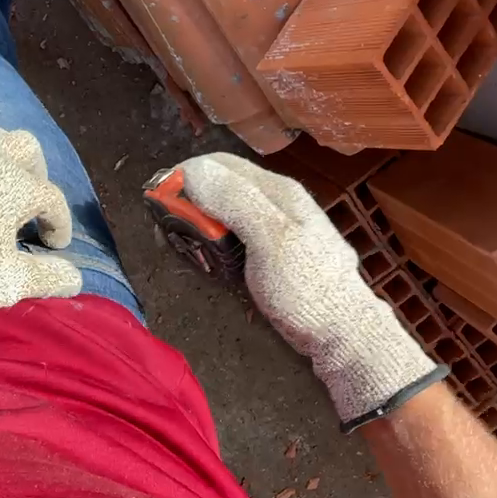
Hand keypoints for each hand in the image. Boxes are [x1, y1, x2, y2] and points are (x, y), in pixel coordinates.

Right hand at [176, 153, 444, 426]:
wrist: (340, 333)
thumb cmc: (307, 288)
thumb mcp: (270, 239)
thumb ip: (234, 201)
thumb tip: (192, 170)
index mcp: (276, 190)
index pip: (217, 164)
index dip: (182, 177)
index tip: (157, 203)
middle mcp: (273, 201)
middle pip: (217, 185)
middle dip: (186, 202)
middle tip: (165, 230)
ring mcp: (272, 227)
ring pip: (221, 211)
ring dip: (196, 224)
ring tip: (182, 246)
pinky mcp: (267, 252)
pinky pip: (230, 235)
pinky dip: (210, 242)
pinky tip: (206, 260)